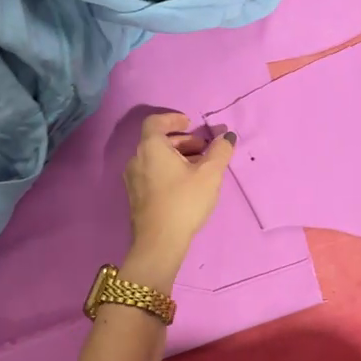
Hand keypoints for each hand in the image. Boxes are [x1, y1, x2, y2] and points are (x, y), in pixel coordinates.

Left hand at [122, 111, 235, 288]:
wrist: (159, 242)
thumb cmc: (184, 201)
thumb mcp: (210, 174)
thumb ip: (220, 151)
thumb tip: (227, 136)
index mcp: (151, 147)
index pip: (156, 122)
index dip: (173, 119)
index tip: (190, 123)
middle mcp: (136, 159)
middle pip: (157, 141)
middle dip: (182, 141)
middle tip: (203, 149)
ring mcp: (133, 179)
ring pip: (155, 158)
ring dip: (176, 156)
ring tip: (199, 168)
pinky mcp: (135, 196)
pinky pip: (151, 173)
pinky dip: (167, 170)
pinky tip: (185, 184)